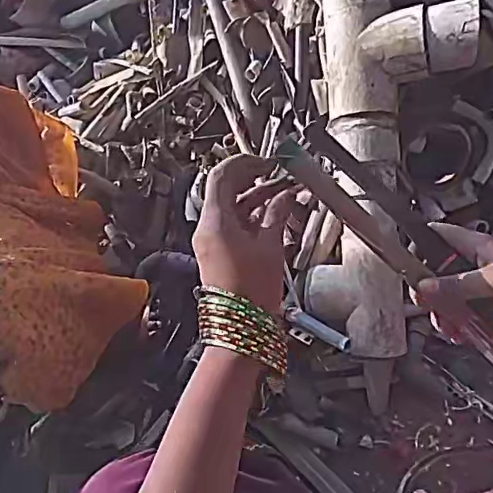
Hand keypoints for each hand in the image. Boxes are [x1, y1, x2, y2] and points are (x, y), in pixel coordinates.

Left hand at [192, 155, 295, 315]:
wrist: (240, 330)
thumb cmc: (251, 295)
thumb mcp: (270, 247)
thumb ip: (277, 214)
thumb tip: (285, 195)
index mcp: (214, 222)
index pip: (221, 176)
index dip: (245, 163)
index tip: (267, 162)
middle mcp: (207, 229)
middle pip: (225, 189)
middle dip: (252, 178)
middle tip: (276, 173)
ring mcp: (211, 241)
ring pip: (231, 207)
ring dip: (255, 197)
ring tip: (283, 193)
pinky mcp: (218, 252)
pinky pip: (233, 223)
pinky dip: (252, 215)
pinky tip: (274, 214)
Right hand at [414, 223, 492, 332]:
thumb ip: (458, 284)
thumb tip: (425, 287)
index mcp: (476, 246)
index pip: (437, 234)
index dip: (419, 245)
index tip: (410, 267)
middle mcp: (474, 264)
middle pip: (436, 270)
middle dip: (429, 290)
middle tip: (427, 306)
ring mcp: (480, 286)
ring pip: (446, 296)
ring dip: (442, 312)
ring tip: (449, 328)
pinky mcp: (487, 307)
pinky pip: (461, 313)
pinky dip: (456, 325)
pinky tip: (460, 334)